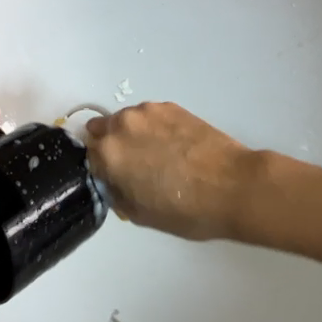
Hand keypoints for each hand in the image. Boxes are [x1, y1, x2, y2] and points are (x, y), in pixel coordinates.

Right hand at [86, 102, 255, 240]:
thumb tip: (114, 183)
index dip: (100, 168)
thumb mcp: (141, 215)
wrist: (233, 186)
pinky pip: (149, 116)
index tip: (114, 178)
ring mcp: (146, 111)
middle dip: (110, 145)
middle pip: (101, 129)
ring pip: (126, 120)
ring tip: (158, 155)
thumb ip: (117, 194)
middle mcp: (121, 125)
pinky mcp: (169, 106)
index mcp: (109, 153)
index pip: (89, 155)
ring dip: (132, 134)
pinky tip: (175, 146)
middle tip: (133, 166)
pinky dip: (153, 128)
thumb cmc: (186, 210)